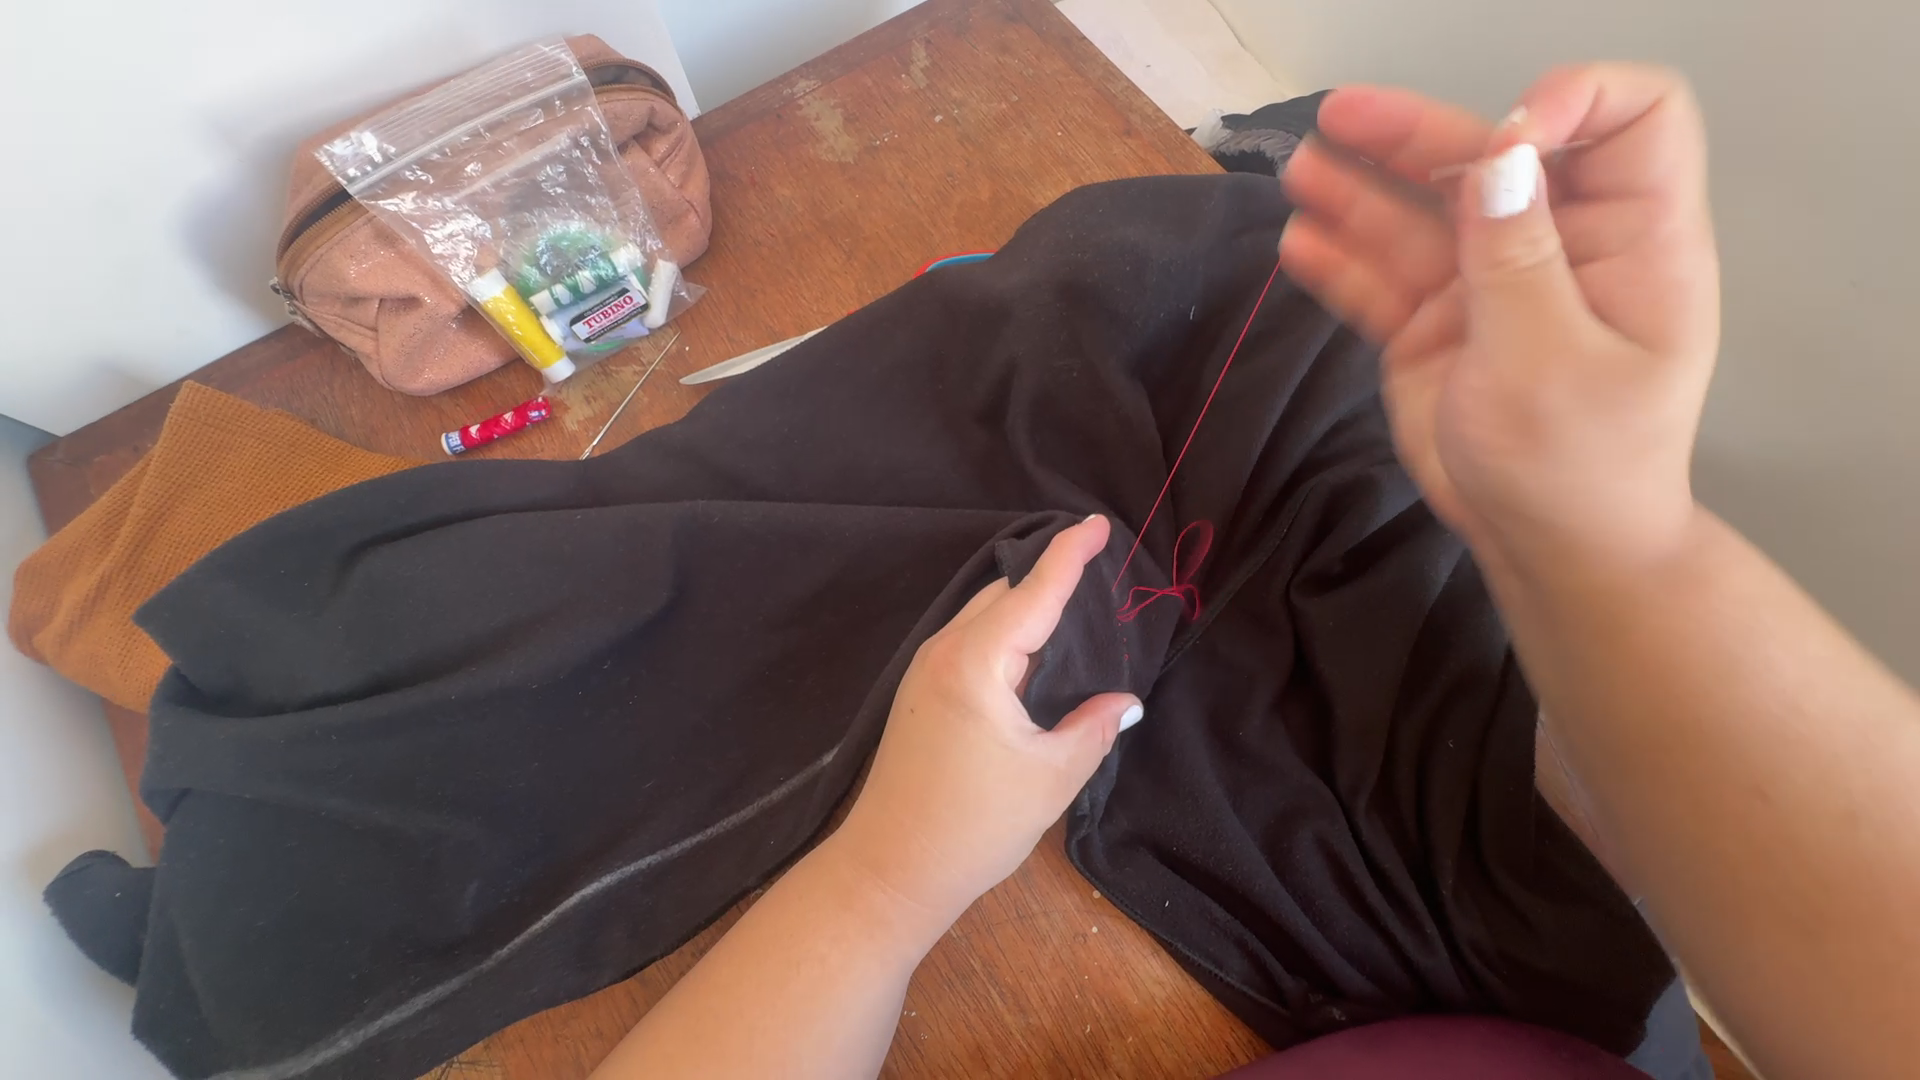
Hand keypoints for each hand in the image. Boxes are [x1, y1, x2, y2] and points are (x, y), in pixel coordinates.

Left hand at [828, 516, 1142, 921]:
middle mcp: (944, 652)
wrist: (890, 869)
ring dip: (1024, 606)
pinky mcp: (920, 691)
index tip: (1097, 523)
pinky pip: (969, 640)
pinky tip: (1028, 656)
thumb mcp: (1050, 778)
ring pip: (982, 616)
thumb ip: (1093, 728)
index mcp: (977, 662)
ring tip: (1071, 611)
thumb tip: (1126, 702)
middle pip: (1003, 595)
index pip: (1034, 593)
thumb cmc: (973, 825)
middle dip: (1048, 578)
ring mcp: (925, 670)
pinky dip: (1004, 633)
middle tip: (1097, 574)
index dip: (1069, 555)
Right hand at [1279, 65, 1720, 571]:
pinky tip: (1300, 242)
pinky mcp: (1425, 331)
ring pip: (1415, 224)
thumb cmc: (1573, 459)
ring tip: (1299, 170)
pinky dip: (1340, 265)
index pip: (1626, 124)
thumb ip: (1518, 260)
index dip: (1568, 105)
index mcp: (1625, 241)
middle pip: (1486, 166)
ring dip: (1358, 195)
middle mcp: (1548, 250)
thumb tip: (1496, 156)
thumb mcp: (1549, 361)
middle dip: (1415, 138)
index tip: (1499, 138)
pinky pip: (1378, 286)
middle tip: (1338, 117)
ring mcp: (1478, 291)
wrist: (1536, 538)